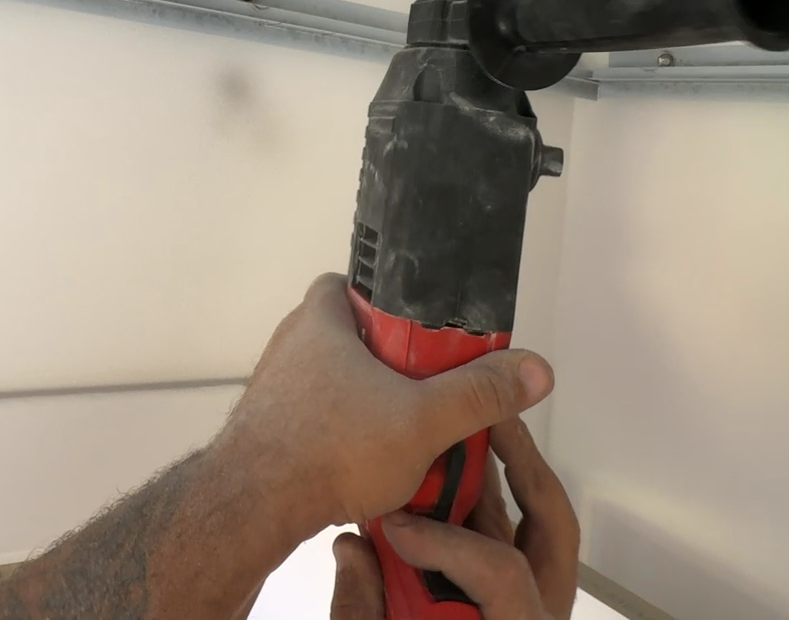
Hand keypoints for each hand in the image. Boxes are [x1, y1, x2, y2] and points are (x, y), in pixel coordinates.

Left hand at [210, 274, 554, 535]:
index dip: (384, 300)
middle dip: (385, 358)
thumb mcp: (422, 419)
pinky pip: (315, 413)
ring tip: (402, 427)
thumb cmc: (326, 448)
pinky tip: (366, 458)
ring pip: (332, 377)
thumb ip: (478, 394)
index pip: (348, 283)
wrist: (255, 504)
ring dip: (364, 398)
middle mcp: (291, 342)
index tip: (417, 326)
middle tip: (421, 384)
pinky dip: (342, 428)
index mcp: (319, 318)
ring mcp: (277, 383)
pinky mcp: (270, 422)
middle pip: (347, 333)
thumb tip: (532, 369)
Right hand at [329, 418, 580, 618]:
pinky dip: (482, 493)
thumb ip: (363, 614)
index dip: (452, 543)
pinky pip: (502, 534)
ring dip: (507, 468)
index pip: (505, 577)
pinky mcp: (500, 598)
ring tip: (472, 423)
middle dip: (521, 469)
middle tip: (484, 421)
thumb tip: (353, 547)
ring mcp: (520, 606)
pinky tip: (444, 469)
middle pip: (552, 535)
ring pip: (535, 526)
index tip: (398, 530)